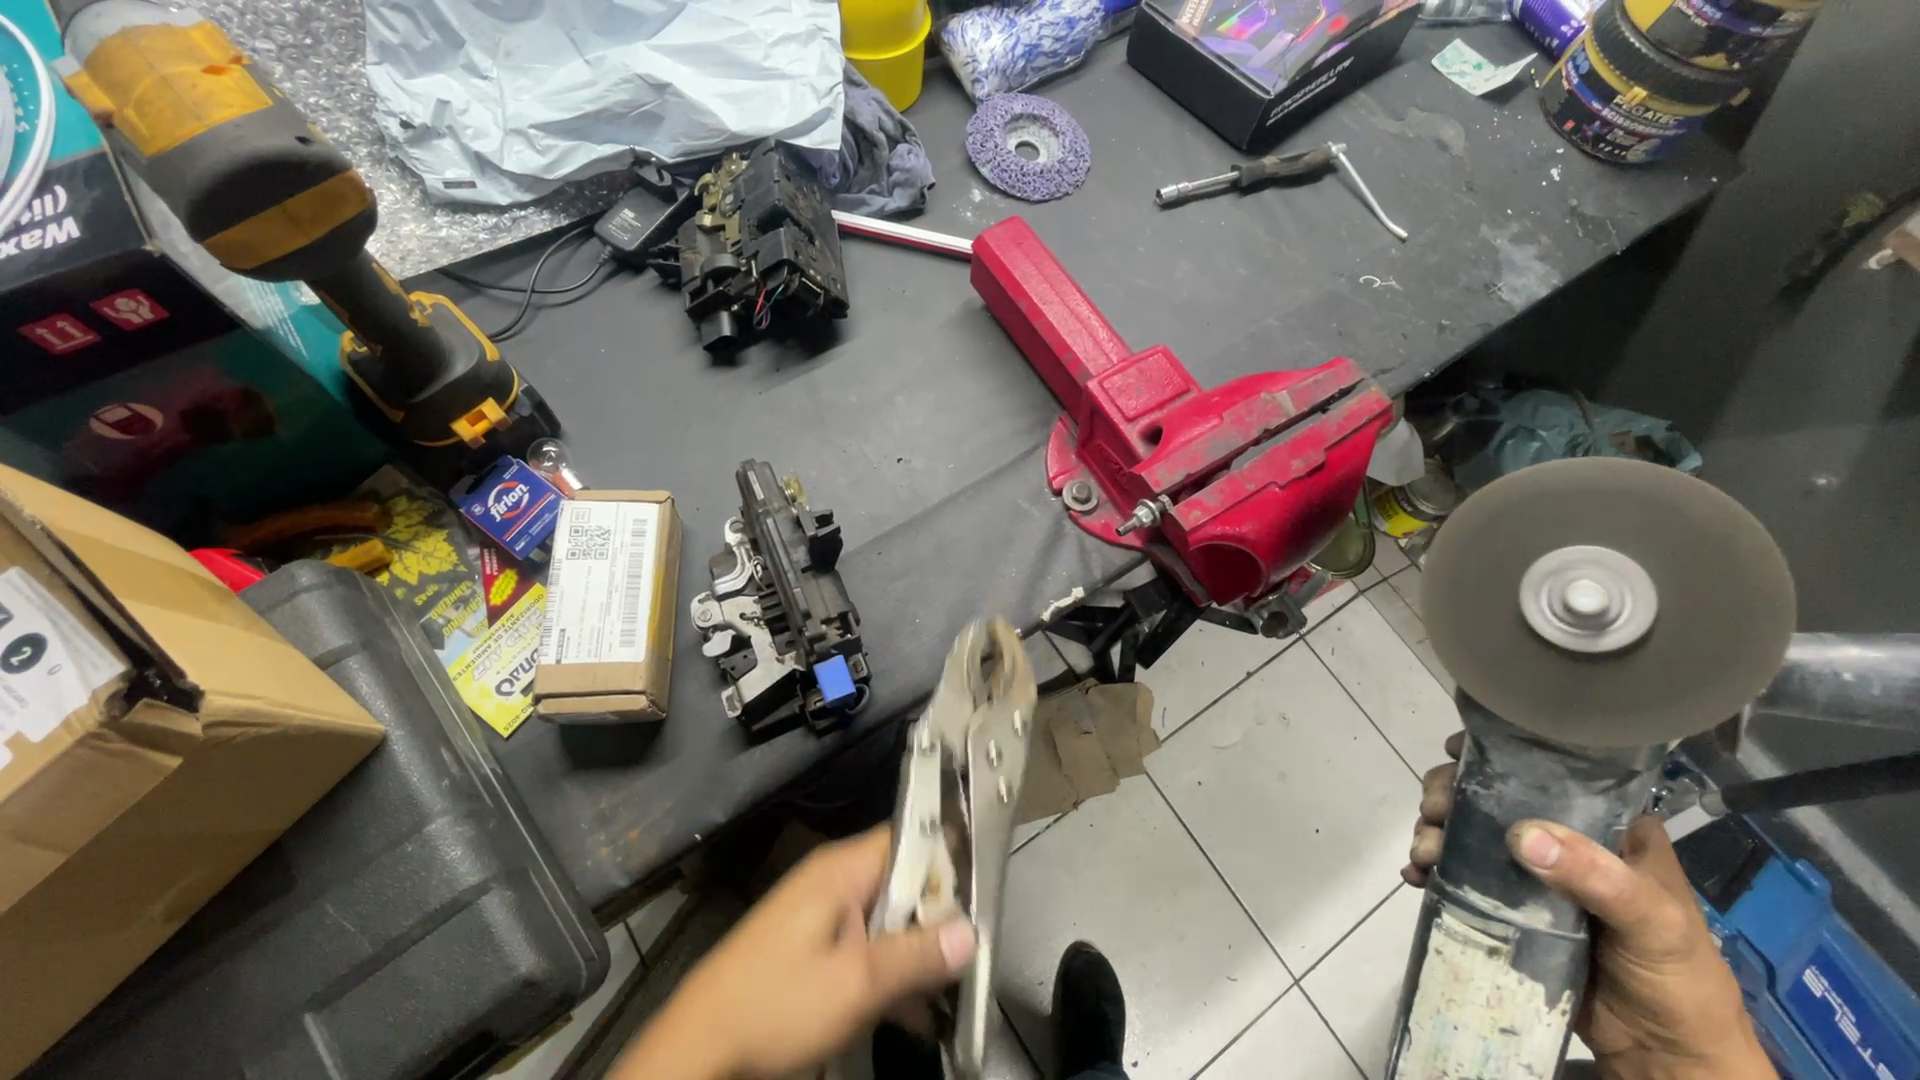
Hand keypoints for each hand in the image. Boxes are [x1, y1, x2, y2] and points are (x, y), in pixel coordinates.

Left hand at [613, 827, 976, 1079]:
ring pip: (889, 921)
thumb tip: (972, 932)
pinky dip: (891, 975)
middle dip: (939, 918)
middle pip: (904, 883)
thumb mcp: (857, 983)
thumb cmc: (777, 1005)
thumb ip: (918, 955)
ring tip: (955, 991)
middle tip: (975, 952)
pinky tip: (917, 1015)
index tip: (984, 888)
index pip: (910, 838)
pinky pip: (867, 949)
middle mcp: (834, 883)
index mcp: (842, 870)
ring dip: (919, 955)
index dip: (950, 857)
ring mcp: (822, 919)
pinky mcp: (814, 952)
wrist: (699, 1052)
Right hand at [1405, 734, 1776, 1079]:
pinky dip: (1430, 870)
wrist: (1666, 1057)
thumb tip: (1521, 835)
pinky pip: (1459, 877)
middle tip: (1433, 813)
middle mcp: (1563, 840)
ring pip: (1467, 833)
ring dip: (1434, 833)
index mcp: (1606, 827)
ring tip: (1424, 854)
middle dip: (1450, 797)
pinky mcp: (1507, 909)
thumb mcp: (1653, 922)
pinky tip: (1416, 877)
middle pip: (1492, 798)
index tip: (1455, 752)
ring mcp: (1531, 875)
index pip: (1548, 773)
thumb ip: (1595, 876)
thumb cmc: (1678, 979)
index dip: (1498, 756)